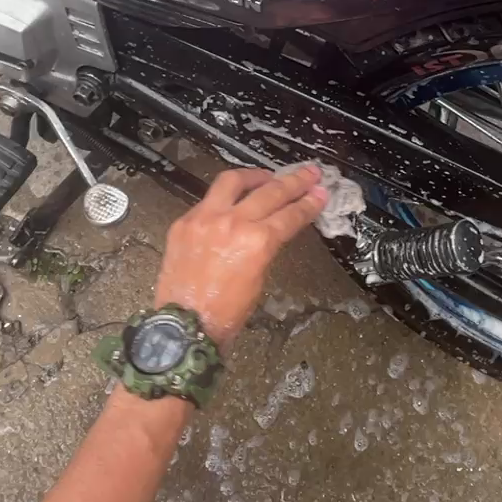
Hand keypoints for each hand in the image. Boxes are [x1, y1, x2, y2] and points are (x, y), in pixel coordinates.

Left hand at [153, 166, 327, 346]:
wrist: (182, 327)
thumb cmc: (226, 313)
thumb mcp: (259, 279)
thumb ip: (268, 245)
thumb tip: (277, 226)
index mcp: (257, 242)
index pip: (291, 214)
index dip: (309, 203)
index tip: (320, 193)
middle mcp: (233, 223)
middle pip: (271, 191)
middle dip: (294, 181)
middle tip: (308, 174)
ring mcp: (205, 218)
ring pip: (234, 181)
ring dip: (256, 176)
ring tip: (269, 176)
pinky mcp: (184, 221)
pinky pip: (209, 198)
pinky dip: (226, 196)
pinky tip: (234, 199)